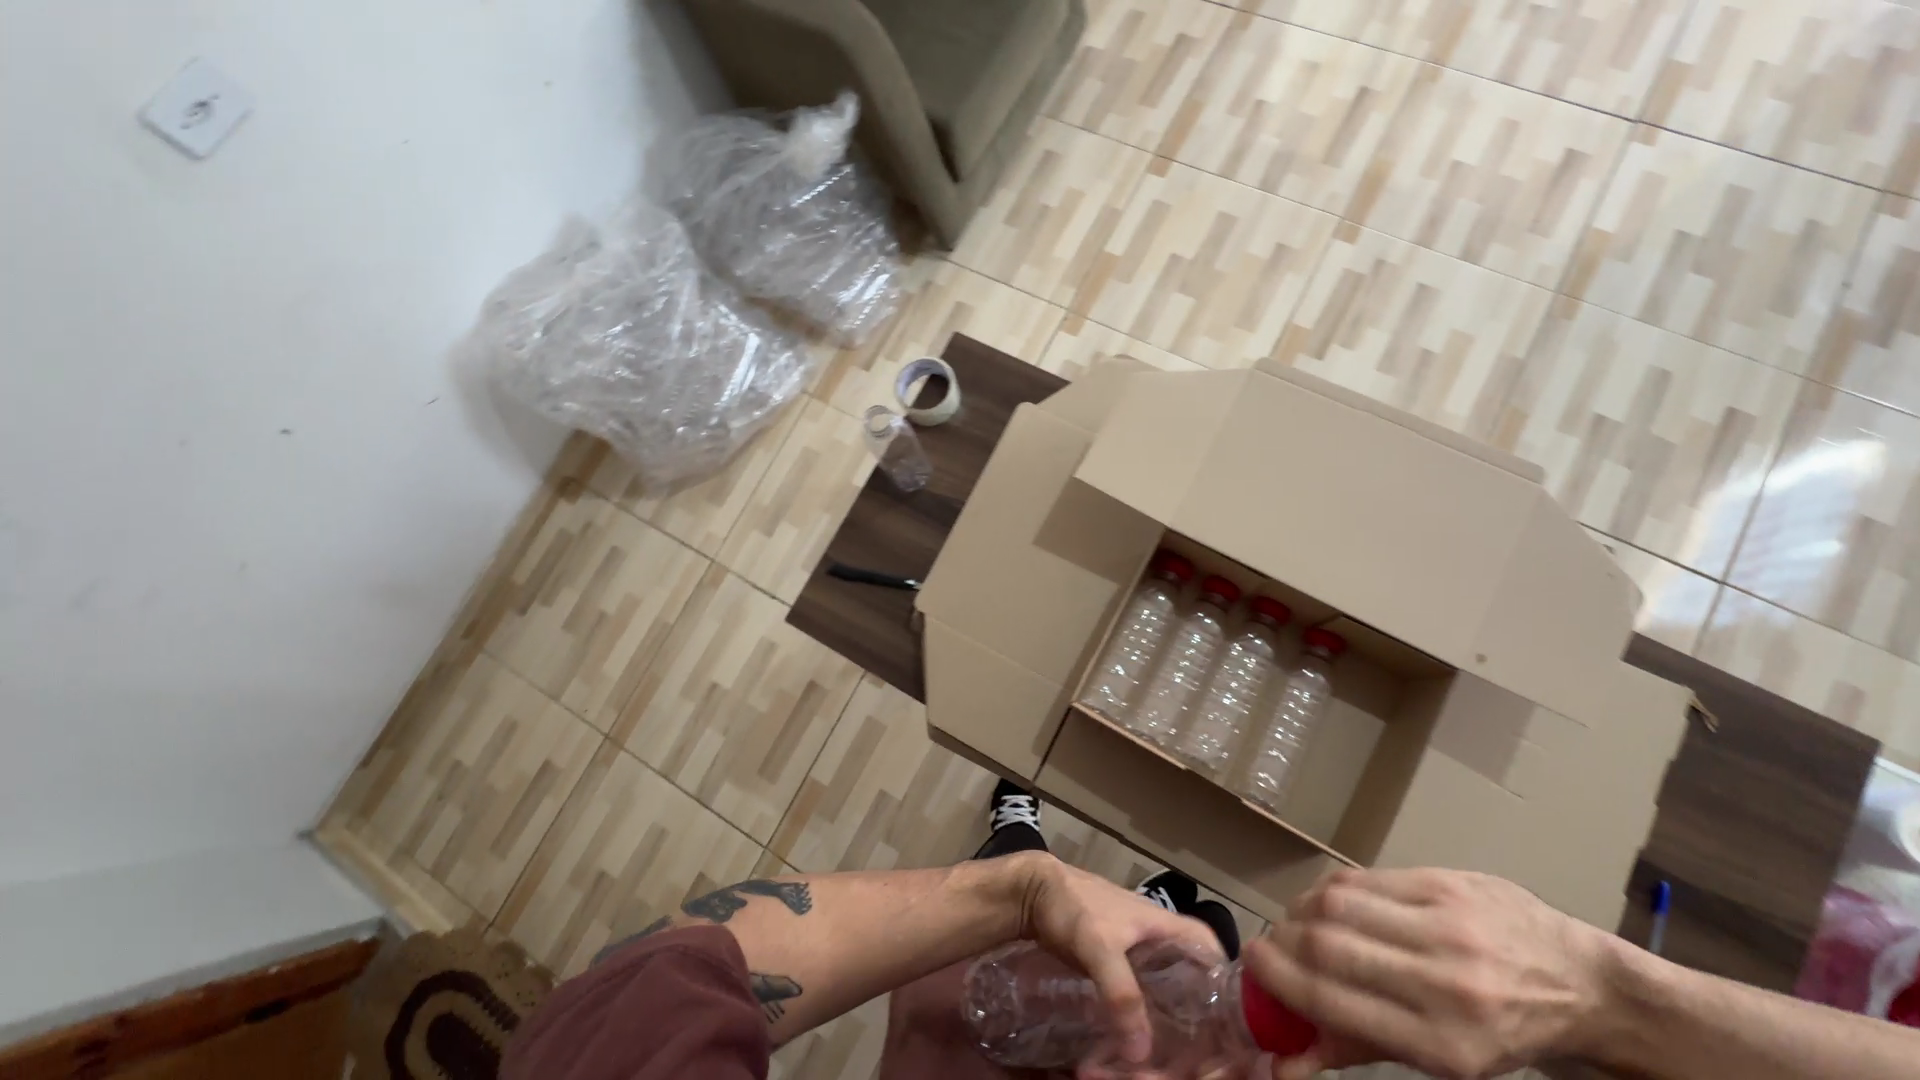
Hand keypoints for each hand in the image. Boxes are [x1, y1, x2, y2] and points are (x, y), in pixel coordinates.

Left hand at [1014, 853, 1225, 1063]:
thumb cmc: (1072, 907)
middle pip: (1188, 976)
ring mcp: (1133, 947)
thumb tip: (1142, 1051)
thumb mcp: (1098, 947)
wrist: (1031, 891)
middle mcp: (1155, 936)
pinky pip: (1136, 990)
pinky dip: (1137, 1014)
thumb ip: (1122, 993)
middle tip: (1191, 1054)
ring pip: (1161, 986)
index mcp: (1164, 925)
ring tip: (1160, 1056)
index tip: (1227, 1023)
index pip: (1210, 948)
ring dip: (1162, 1019)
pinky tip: (1130, 1039)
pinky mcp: (1111, 959)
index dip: (1224, 980)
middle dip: (1191, 1014)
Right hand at [1245, 868, 1614, 1079]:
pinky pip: (1363, 878)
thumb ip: (1353, 1047)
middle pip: (1326, 943)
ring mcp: (1447, 925)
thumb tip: (1280, 1063)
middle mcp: (1444, 982)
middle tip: (1268, 945)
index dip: (1278, 978)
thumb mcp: (1436, 1059)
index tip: (1253, 967)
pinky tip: (1327, 903)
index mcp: (1442, 1042)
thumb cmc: (1500, 1033)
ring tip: (1294, 923)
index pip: (1331, 999)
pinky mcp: (1446, 883)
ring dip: (1299, 910)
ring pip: (1337, 902)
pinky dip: (1330, 890)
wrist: (1580, 985)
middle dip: (1281, 941)